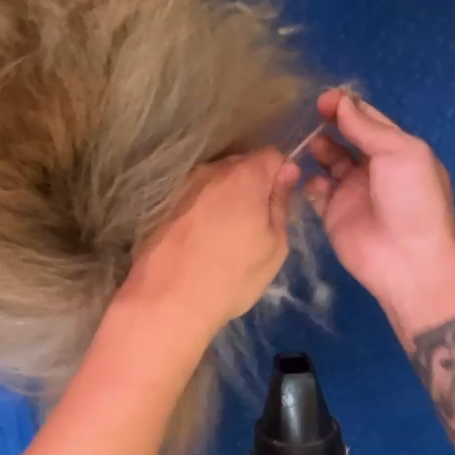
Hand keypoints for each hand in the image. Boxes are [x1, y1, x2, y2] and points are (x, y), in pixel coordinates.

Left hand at [115, 148, 300, 341]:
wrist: (168, 299)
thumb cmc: (232, 274)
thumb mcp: (274, 244)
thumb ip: (281, 202)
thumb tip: (287, 173)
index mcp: (243, 176)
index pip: (271, 154)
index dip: (283, 173)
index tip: (284, 200)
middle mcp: (211, 172)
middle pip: (243, 165)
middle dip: (256, 184)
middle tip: (261, 222)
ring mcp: (185, 187)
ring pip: (218, 182)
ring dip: (230, 198)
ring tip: (232, 235)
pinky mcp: (166, 206)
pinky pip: (198, 198)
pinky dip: (208, 211)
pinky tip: (208, 240)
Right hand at [305, 89, 454, 312]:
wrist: (408, 261)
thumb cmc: (411, 200)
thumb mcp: (400, 152)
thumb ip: (367, 127)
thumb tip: (341, 102)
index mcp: (398, 150)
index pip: (369, 120)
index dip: (347, 106)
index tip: (324, 99)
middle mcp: (374, 168)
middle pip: (346, 138)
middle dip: (329, 124)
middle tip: (311, 116)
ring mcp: (353, 192)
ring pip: (328, 161)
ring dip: (318, 149)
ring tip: (309, 145)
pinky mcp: (334, 214)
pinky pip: (316, 191)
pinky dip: (309, 181)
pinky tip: (310, 179)